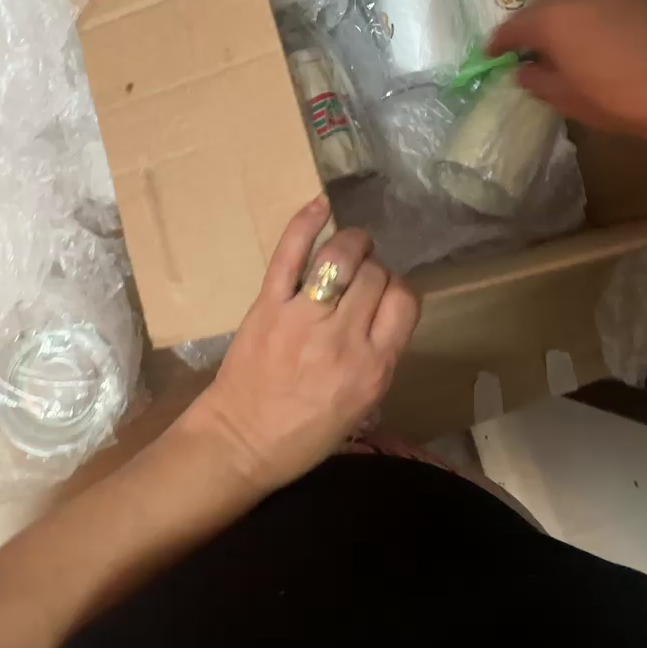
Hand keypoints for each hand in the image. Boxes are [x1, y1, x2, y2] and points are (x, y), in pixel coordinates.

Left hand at [173, 196, 419, 491]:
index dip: (398, 290)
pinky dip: (306, 223)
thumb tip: (385, 306)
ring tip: (351, 246)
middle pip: (376, 275)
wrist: (241, 442)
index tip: (385, 296)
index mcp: (373, 368)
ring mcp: (303, 318)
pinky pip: (290, 254)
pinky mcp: (268, 305)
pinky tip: (321, 205)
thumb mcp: (362, 405)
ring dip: (352, 244)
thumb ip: (379, 355)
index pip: (405, 301)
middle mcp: (343, 339)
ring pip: (342, 257)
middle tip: (359, 280)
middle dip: (374, 270)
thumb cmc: (305, 434)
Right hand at [487, 0, 646, 144]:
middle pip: (543, 12)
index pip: (513, 27)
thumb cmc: (615, 98)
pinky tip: (594, 50)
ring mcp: (613, 0)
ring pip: (574, 10)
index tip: (489, 56)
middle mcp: (579, 0)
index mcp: (553, 20)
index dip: (498, 43)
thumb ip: (536, 81)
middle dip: (529, 31)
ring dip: (561, 27)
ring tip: (557, 52)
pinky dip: (588, 28)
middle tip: (522, 54)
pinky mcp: (641, 8)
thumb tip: (524, 70)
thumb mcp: (564, 97)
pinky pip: (600, 14)